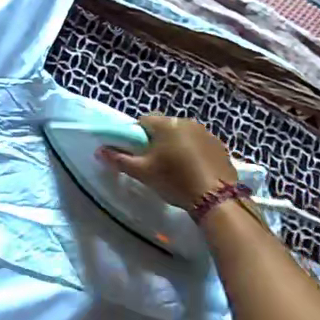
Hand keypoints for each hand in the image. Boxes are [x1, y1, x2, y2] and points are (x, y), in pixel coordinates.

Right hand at [96, 115, 237, 210]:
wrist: (215, 198)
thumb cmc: (174, 181)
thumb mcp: (143, 172)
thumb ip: (120, 160)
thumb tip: (99, 151)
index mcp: (166, 124)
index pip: (144, 121)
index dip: (137, 136)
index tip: (138, 154)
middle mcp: (187, 121)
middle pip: (164, 127)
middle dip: (157, 141)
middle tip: (155, 164)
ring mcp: (206, 132)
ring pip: (183, 135)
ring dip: (176, 146)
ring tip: (176, 169)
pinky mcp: (220, 145)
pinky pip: (199, 144)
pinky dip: (193, 152)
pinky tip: (193, 171)